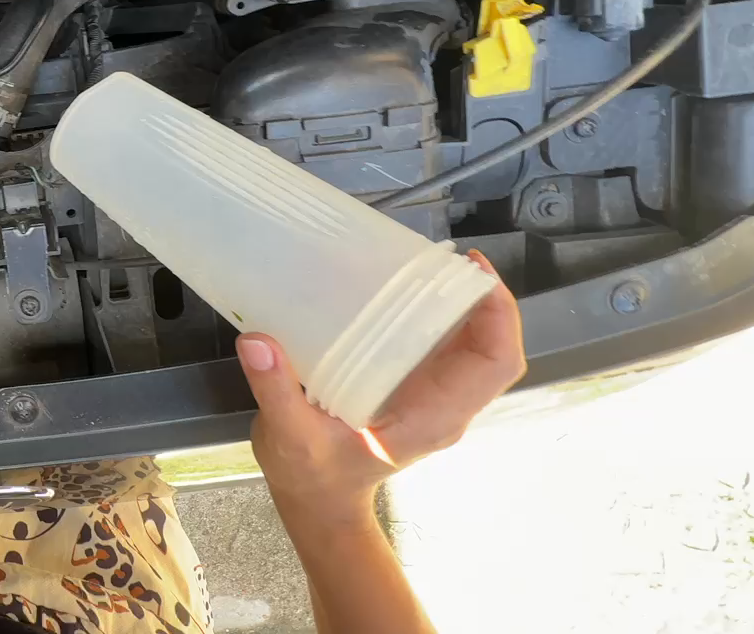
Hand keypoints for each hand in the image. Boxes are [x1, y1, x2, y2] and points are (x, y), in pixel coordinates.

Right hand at [236, 251, 524, 533]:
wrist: (314, 499)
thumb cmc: (310, 473)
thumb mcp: (290, 435)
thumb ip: (276, 389)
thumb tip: (257, 340)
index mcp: (431, 416)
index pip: (491, 363)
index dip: (495, 316)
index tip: (472, 272)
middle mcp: (439, 402)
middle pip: (484, 346)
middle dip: (475, 298)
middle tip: (440, 255)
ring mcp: (423, 395)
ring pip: (460, 344)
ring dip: (449, 303)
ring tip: (414, 261)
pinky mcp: (400, 386)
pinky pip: (426, 344)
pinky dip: (419, 313)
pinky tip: (384, 287)